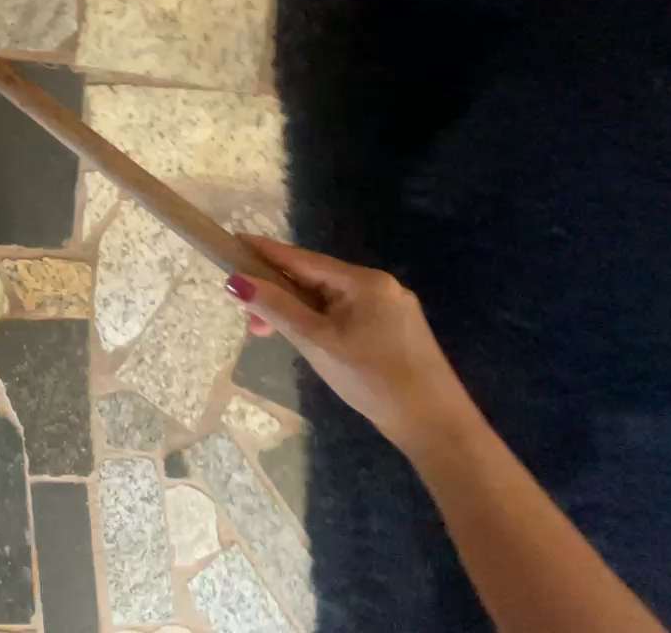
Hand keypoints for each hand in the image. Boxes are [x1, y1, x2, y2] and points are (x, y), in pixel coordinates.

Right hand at [227, 236, 479, 453]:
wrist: (438, 429)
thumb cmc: (373, 380)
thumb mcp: (316, 341)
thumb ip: (275, 307)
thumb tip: (235, 281)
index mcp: (363, 282)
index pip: (300, 259)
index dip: (263, 251)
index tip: (231, 241)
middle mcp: (379, 286)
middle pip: (312, 278)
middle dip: (276, 293)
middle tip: (248, 317)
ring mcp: (389, 308)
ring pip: (326, 298)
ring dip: (293, 311)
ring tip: (269, 333)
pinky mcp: (393, 329)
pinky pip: (342, 313)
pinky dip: (315, 320)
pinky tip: (304, 337)